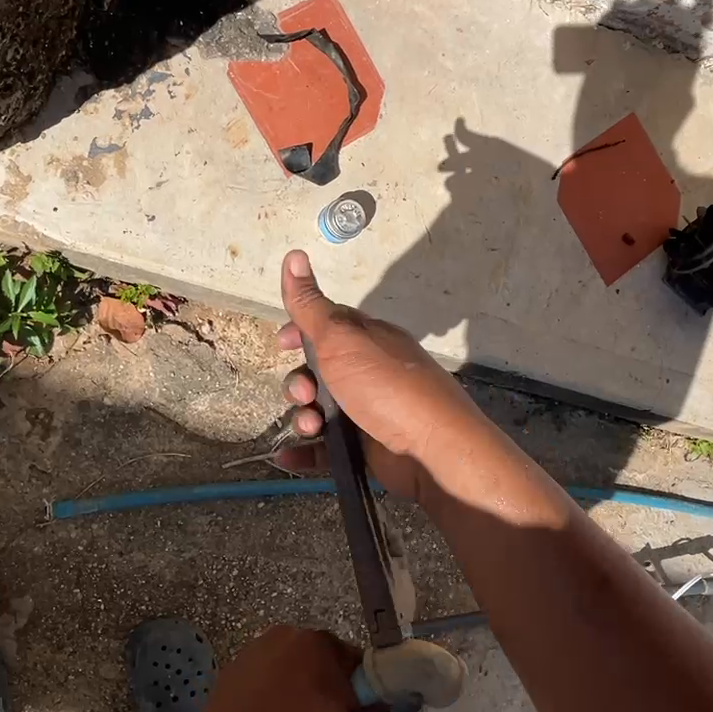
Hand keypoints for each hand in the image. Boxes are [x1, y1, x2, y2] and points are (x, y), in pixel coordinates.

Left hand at [176, 625, 388, 711]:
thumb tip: (379, 701)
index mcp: (319, 647)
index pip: (360, 666)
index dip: (361, 699)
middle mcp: (284, 636)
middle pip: (325, 664)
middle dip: (329, 695)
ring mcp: (251, 653)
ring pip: (295, 672)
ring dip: (299, 696)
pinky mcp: (229, 673)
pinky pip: (267, 681)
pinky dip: (272, 701)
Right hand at [274, 250, 487, 501]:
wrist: (431, 447)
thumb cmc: (385, 385)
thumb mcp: (342, 337)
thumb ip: (311, 304)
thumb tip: (294, 254)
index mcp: (366, 340)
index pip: (327, 327)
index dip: (299, 332)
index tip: (281, 344)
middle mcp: (367, 372)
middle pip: (316, 372)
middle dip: (298, 382)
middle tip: (304, 393)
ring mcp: (366, 411)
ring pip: (317, 410)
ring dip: (302, 418)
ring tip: (311, 426)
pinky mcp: (364, 447)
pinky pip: (324, 448)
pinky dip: (304, 451)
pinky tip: (286, 457)